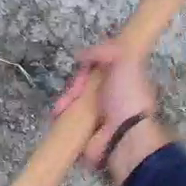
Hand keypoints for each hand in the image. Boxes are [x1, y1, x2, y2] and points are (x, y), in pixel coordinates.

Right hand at [53, 40, 170, 180]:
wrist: (124, 135)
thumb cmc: (127, 96)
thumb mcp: (124, 61)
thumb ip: (105, 50)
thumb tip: (80, 55)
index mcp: (123, 81)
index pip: (100, 69)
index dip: (89, 67)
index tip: (83, 69)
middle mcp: (111, 97)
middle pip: (84, 85)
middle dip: (74, 86)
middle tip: (74, 91)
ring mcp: (99, 116)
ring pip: (74, 102)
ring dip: (65, 102)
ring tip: (60, 108)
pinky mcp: (87, 131)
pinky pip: (69, 120)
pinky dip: (61, 117)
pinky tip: (58, 116)